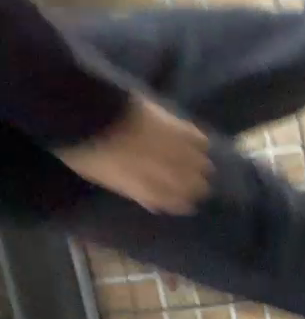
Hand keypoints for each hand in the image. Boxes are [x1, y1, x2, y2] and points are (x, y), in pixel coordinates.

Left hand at [53, 92, 212, 214]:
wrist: (84, 112)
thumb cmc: (85, 148)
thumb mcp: (102, 176)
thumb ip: (132, 190)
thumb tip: (154, 203)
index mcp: (154, 190)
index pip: (181, 205)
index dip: (178, 203)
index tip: (175, 200)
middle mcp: (175, 175)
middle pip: (199, 188)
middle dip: (193, 186)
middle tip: (185, 181)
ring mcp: (182, 153)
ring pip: (205, 167)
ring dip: (197, 166)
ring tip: (189, 161)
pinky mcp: (182, 131)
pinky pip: (201, 141)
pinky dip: (197, 143)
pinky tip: (187, 140)